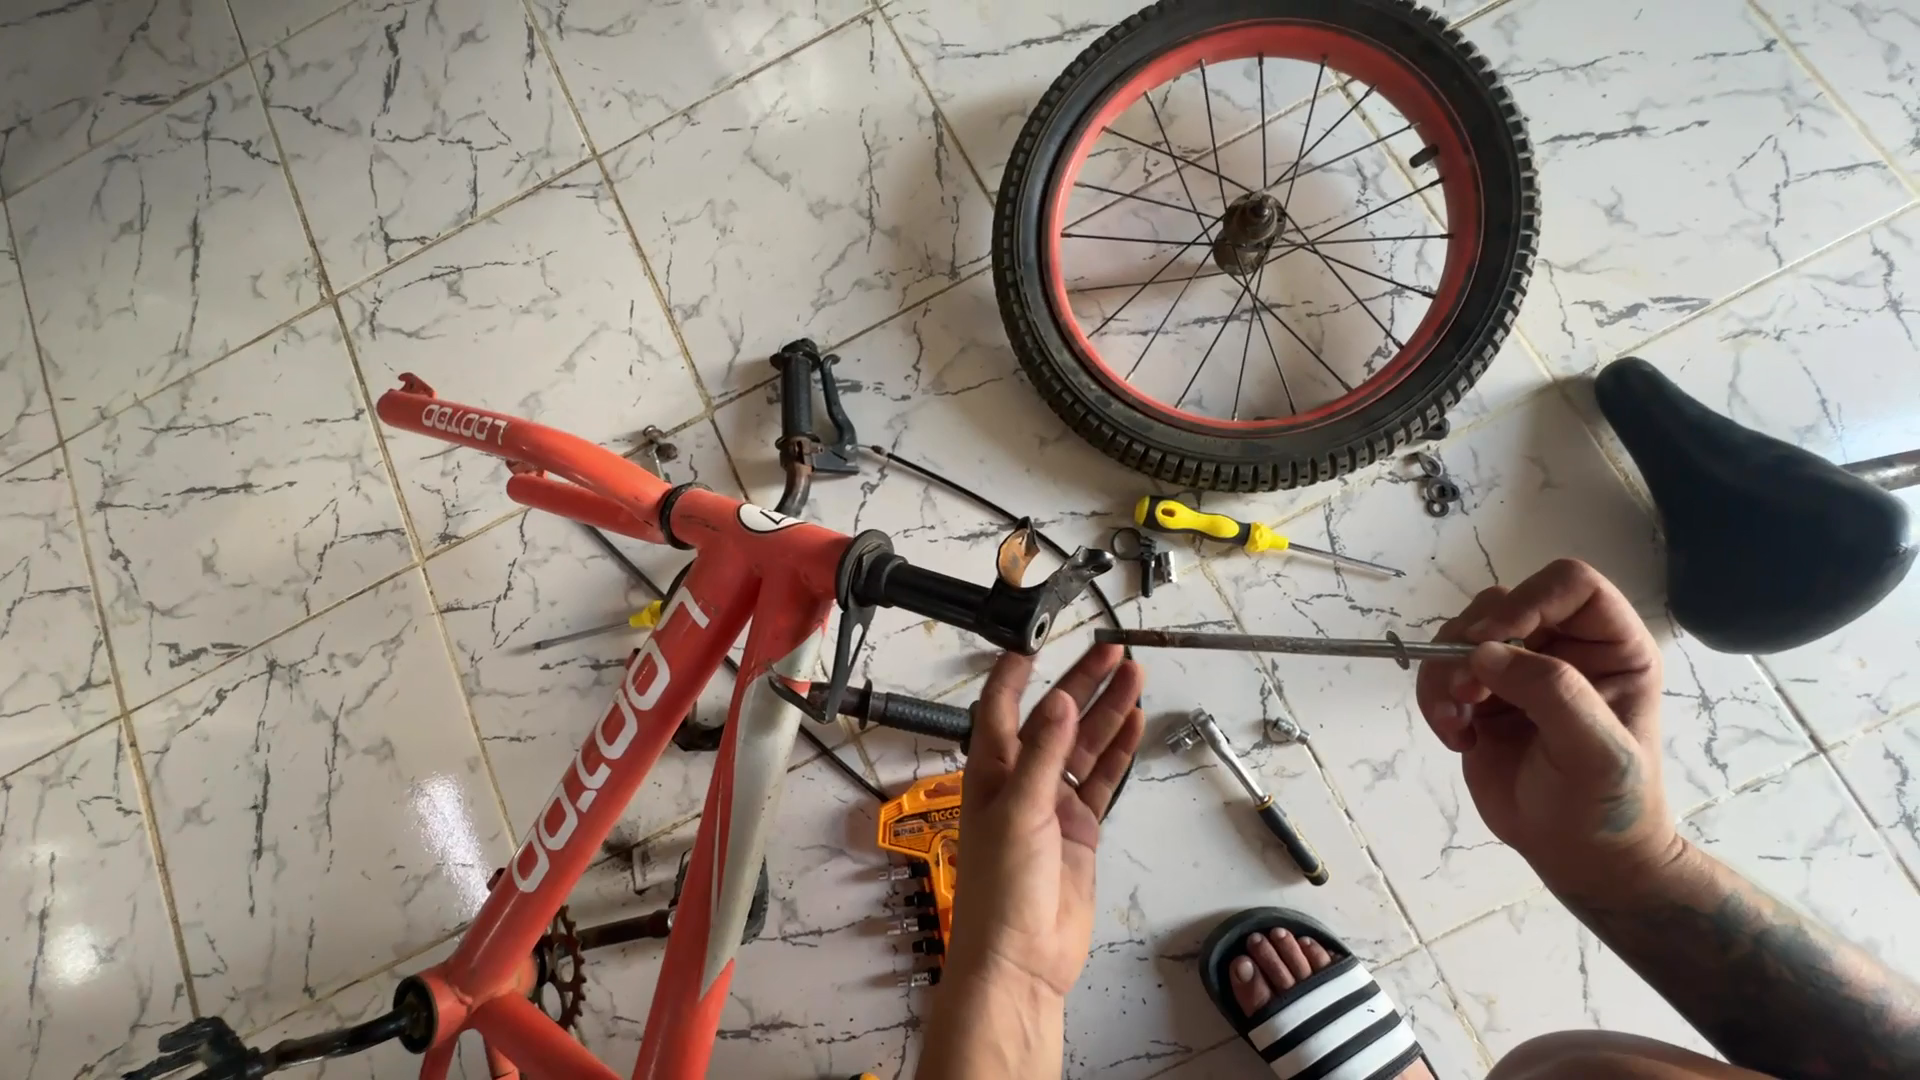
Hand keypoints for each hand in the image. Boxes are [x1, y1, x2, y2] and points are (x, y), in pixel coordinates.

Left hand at [945, 644, 1144, 1000]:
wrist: (1022, 958)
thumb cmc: (1001, 891)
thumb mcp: (1019, 813)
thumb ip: (1043, 755)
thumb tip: (1060, 702)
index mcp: (991, 768)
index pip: (1001, 704)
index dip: (1017, 670)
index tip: (1039, 638)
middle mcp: (1021, 777)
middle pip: (1055, 717)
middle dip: (1082, 683)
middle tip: (1112, 652)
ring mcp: (1053, 801)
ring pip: (1085, 743)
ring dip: (1108, 711)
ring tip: (1134, 676)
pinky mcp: (1079, 825)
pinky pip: (1101, 778)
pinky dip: (1118, 752)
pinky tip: (1134, 724)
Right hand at [1415, 559, 1681, 901]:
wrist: (1576, 853)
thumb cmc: (1606, 804)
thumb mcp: (1596, 751)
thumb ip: (1552, 694)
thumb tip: (1484, 653)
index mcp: (1609, 648)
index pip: (1568, 585)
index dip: (1527, 602)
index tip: (1491, 641)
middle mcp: (1560, 648)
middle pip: (1497, 605)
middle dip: (1469, 646)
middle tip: (1469, 695)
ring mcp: (1514, 670)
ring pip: (1456, 637)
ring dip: (1443, 678)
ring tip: (1457, 723)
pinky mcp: (1477, 694)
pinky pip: (1435, 671)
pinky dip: (1432, 702)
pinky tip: (1455, 736)